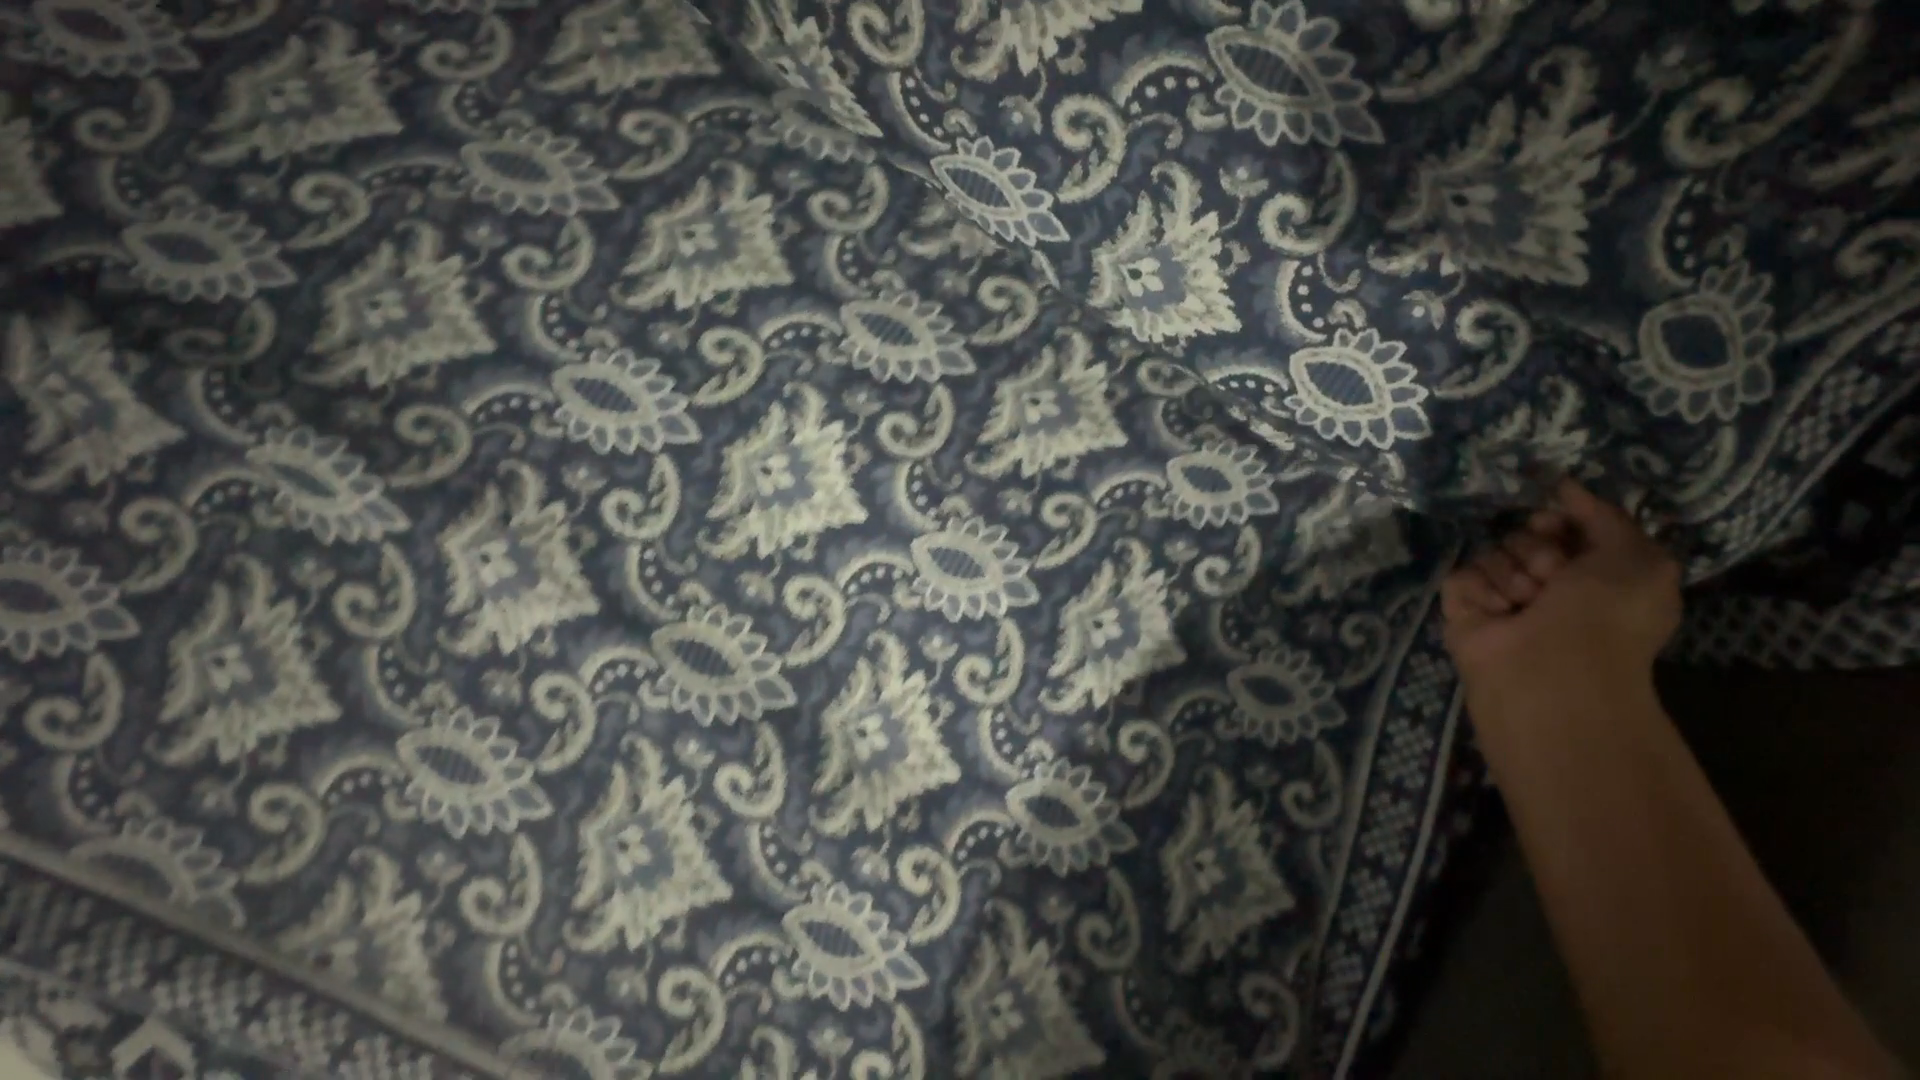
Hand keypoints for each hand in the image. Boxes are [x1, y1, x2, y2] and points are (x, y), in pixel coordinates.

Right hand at [1441, 479, 1682, 705]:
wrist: (1551, 669)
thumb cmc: (1606, 616)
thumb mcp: (1637, 557)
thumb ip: (1604, 515)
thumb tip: (1563, 484)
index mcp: (1594, 571)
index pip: (1563, 522)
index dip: (1561, 519)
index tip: (1557, 527)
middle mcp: (1548, 582)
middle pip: (1525, 533)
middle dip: (1540, 551)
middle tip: (1552, 581)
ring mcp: (1502, 594)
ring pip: (1493, 551)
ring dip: (1514, 575)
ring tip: (1526, 606)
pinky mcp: (1463, 606)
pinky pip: (1463, 574)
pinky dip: (1482, 591)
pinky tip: (1498, 614)